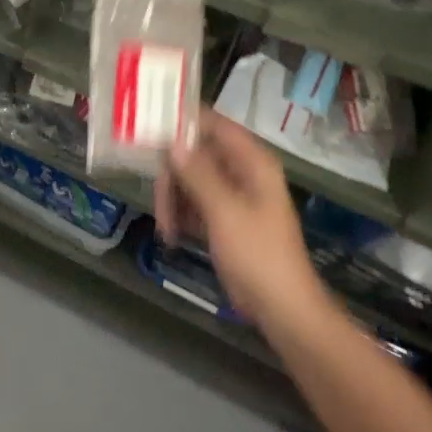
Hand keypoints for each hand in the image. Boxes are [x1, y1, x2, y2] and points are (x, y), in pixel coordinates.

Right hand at [155, 108, 326, 326]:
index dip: (183, 122)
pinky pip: (194, 204)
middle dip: (173, 176)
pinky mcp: (223, 220)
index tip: (149, 129)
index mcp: (251, 162)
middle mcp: (241, 172)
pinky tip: (172, 235)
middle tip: (159, 203)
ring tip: (166, 229)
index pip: (213, 124)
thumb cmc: (258, 255)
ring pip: (190, 180)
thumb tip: (171, 139)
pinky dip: (180, 215)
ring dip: (173, 200)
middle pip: (194, 155)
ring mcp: (232, 197)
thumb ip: (197, 173)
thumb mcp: (224, 211)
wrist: (281, 309)